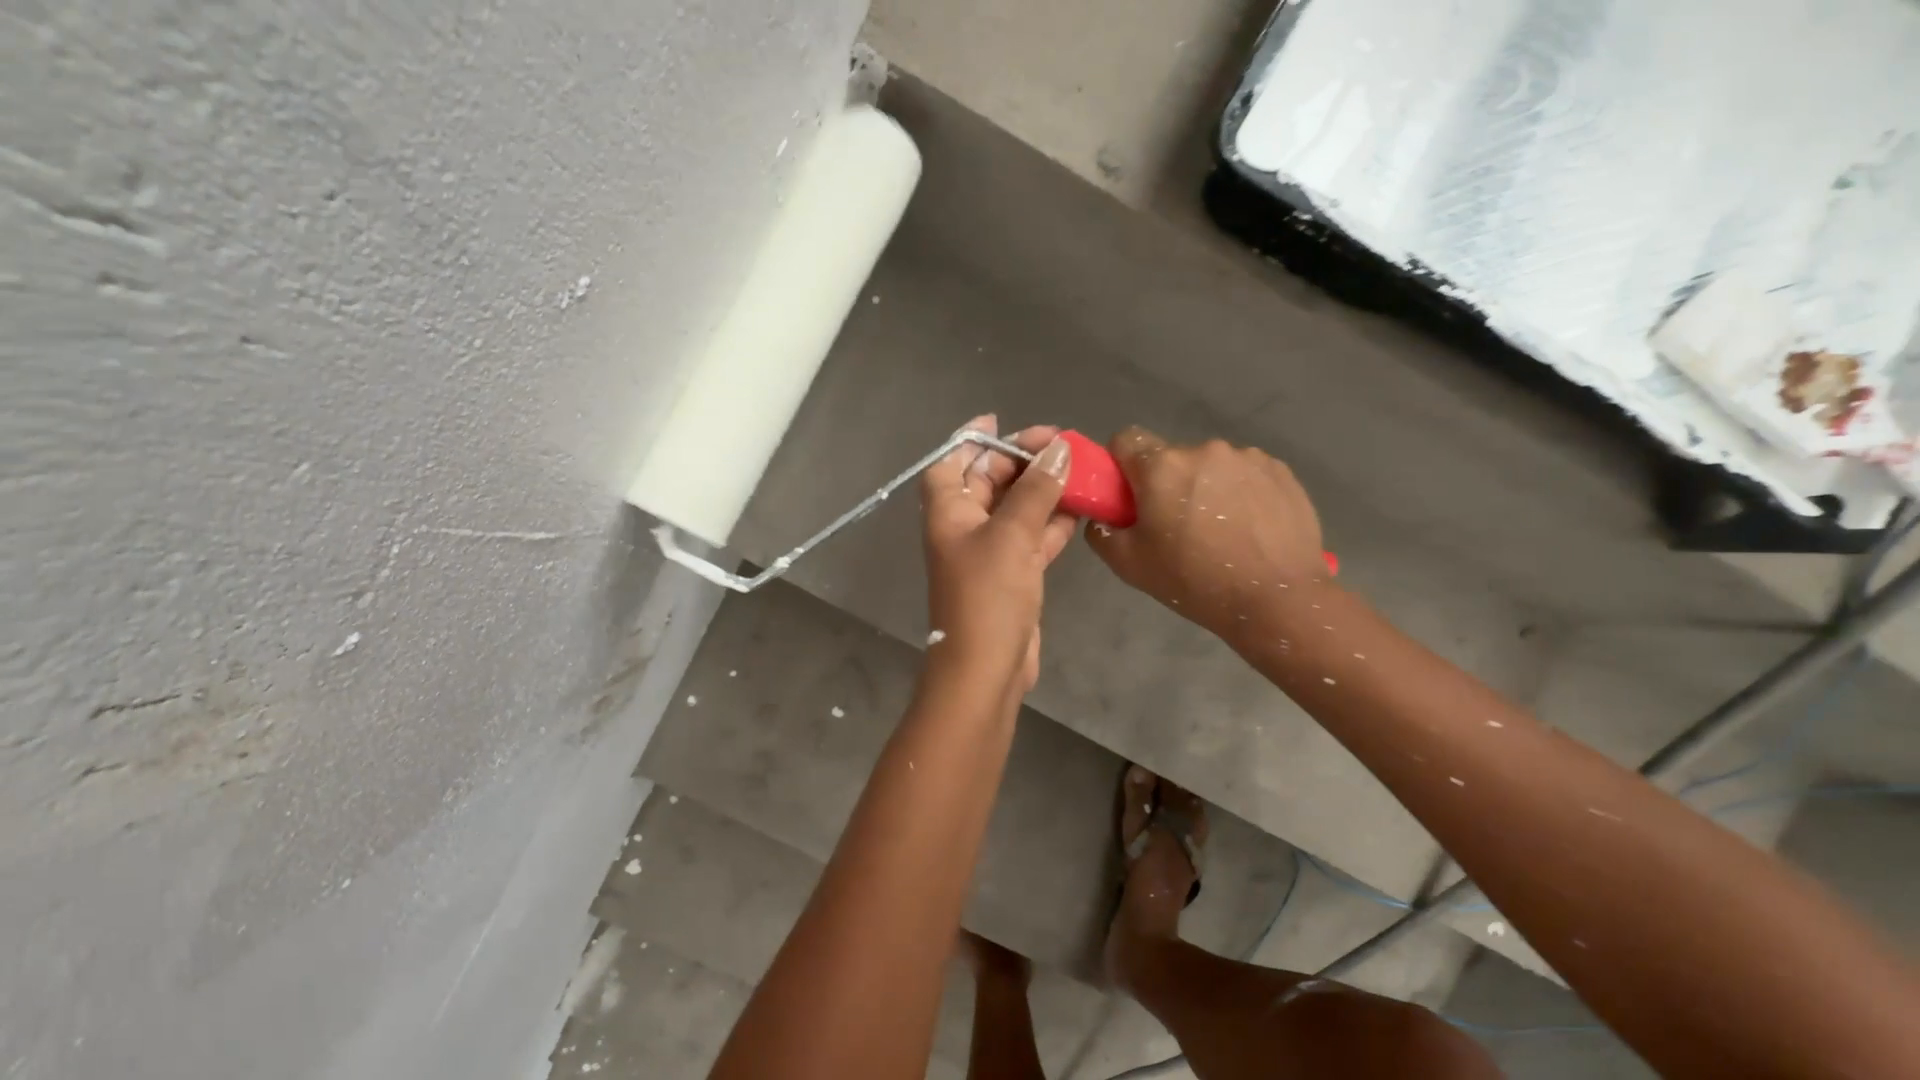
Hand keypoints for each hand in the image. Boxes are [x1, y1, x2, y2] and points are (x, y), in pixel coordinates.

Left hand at [920, 417, 1077, 695]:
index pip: (950, 463)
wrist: (987, 667)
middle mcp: (964, 528)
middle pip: (987, 481)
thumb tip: (1059, 449)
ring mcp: (989, 554)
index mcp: (948, 512)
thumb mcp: (1012, 535)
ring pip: (1015, 509)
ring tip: (1078, 469)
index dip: (970, 440)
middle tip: (1060, 445)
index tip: (1000, 421)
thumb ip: (1035, 490)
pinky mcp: (1013, 576)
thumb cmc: (988, 595)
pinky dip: (1052, 523)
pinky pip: (1032, 537)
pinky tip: (1081, 508)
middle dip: (1019, 461)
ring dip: (1042, 490)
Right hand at [1084, 427, 1324, 645]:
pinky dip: (1242, 493)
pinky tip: (1251, 528)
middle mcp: (1204, 450)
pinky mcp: (1281, 471)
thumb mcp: (1130, 566)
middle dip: (1169, 483)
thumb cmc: (1195, 581)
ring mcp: (1247, 457)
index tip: (1131, 496)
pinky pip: (1247, 474)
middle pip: (1172, 457)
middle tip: (1178, 526)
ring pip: (1211, 466)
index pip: (1125, 439)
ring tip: (1221, 531)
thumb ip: (1103, 534)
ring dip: (1208, 488)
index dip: (1122, 465)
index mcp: (1161, 466)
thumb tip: (1104, 519)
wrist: (1277, 598)